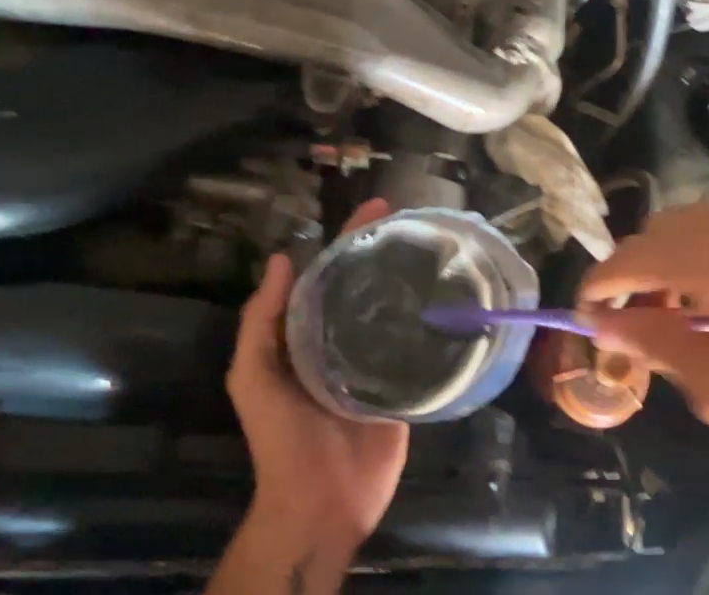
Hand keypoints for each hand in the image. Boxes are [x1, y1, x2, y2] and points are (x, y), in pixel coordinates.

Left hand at [221, 199, 408, 581]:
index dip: (351, 238)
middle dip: (389, 250)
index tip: (379, 206)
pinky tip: (456, 299)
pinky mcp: (406, 385)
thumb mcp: (252, 375)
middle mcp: (343, 340)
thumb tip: (281, 258)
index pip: (330, 273)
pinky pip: (420, 347)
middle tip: (420, 220)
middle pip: (368, 284)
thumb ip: (261, 321)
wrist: (321, 502)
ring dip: (417, 281)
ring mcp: (377, 362)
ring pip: (397, 310)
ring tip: (445, 249)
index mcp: (307, 334)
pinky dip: (435, 322)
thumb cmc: (282, 437)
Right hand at [577, 191, 708, 499]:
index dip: (600, 285)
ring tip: (682, 312)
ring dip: (677, 256)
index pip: (633, 256)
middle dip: (637, 270)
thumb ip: (656, 342)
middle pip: (663, 228)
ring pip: (701, 220)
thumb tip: (602, 321)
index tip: (583, 316)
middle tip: (633, 322)